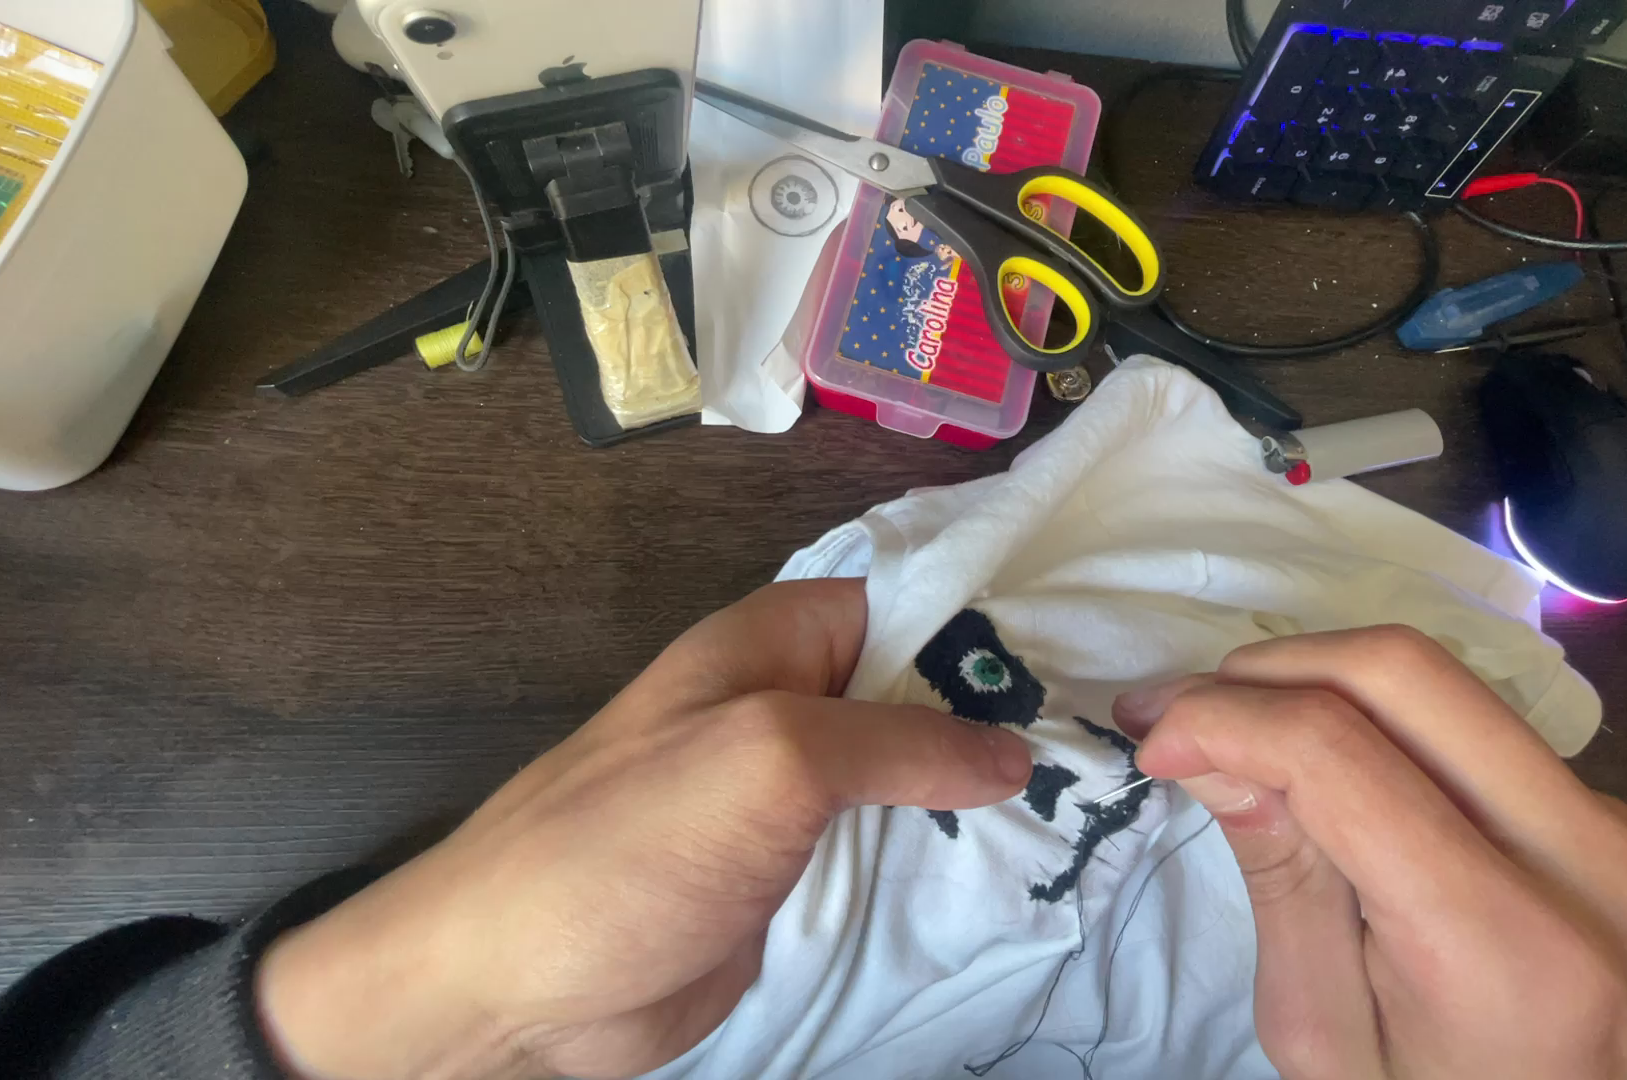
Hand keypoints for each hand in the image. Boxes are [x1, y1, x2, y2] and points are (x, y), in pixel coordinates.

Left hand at [255, 579, 1032, 1079]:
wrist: (522, 983)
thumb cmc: (634, 837)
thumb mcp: (773, 759)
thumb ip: (897, 743)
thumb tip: (1011, 751)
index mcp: (784, 637)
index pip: (911, 601)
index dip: (991, 623)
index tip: (1085, 655)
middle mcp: (797, 693)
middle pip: (920, 681)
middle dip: (998, 704)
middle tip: (1103, 735)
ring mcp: (802, 778)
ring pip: (912, 757)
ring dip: (979, 773)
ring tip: (1085, 791)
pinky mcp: (803, 852)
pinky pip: (891, 826)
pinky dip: (945, 833)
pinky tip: (1017, 849)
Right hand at [1113, 626, 1626, 1079]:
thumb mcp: (1319, 1028)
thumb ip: (1274, 874)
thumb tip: (1202, 748)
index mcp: (1508, 946)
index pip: (1332, 751)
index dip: (1217, 720)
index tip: (1148, 743)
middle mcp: (1595, 862)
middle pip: (1397, 671)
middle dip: (1259, 670)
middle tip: (1184, 712)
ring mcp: (1624, 831)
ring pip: (1431, 677)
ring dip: (1305, 679)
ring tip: (1233, 725)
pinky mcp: (1616, 818)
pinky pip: (1460, 720)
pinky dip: (1360, 713)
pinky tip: (1315, 762)